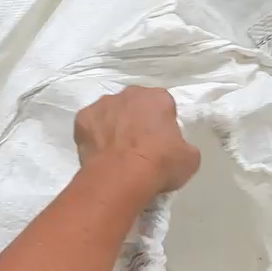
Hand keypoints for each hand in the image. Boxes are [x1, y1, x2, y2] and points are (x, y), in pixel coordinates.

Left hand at [73, 87, 199, 195]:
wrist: (122, 176)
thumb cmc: (160, 164)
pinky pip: (90, 125)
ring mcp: (103, 104)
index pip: (163, 105)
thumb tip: (175, 149)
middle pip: (135, 105)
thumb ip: (183, 145)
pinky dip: (93, 136)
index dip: (162, 124)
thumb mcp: (189, 158)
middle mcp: (130, 94)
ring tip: (116, 152)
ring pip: (111, 112)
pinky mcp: (82, 118)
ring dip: (114, 125)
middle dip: (136, 120)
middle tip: (138, 146)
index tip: (161, 142)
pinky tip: (99, 153)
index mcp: (158, 98)